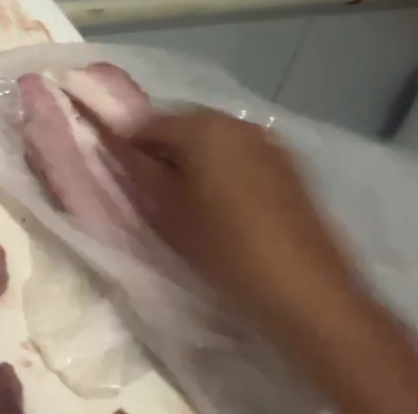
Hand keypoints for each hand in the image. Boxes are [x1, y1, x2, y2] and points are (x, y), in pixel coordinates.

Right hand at [98, 106, 363, 340]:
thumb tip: (107, 138)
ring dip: (194, 158)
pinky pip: (240, 153)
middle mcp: (234, 121)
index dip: (128, 145)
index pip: (144, 121)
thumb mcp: (166, 209)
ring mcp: (267, 141)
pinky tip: (224, 203)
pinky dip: (224, 167)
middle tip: (155, 188)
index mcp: (200, 124)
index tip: (123, 174)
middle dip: (163, 148)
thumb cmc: (226, 248)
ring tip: (189, 198)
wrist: (311, 296)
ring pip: (212, 139)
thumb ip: (134, 166)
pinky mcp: (290, 165)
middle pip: (181, 124)